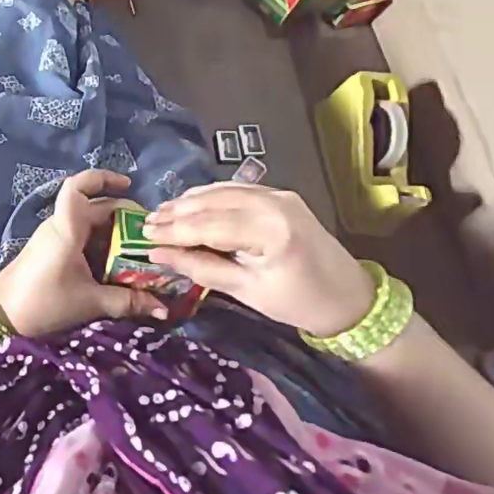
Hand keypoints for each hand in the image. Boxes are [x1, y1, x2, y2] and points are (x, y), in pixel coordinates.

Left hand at [0, 170, 167, 335]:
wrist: (1, 317)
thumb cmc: (43, 302)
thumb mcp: (90, 302)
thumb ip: (127, 302)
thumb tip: (163, 308)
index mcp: (67, 228)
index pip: (79, 186)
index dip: (104, 178)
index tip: (129, 186)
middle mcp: (60, 226)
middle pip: (94, 207)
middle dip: (122, 216)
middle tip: (148, 234)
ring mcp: (53, 238)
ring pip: (88, 224)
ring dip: (113, 233)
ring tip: (138, 251)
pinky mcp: (51, 252)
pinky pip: (80, 238)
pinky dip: (100, 245)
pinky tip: (115, 263)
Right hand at [142, 183, 373, 336]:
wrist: (349, 298)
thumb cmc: (298, 303)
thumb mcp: (246, 291)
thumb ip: (201, 268)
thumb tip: (159, 255)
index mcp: (269, 231)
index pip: (208, 225)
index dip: (173, 229)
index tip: (144, 234)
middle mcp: (275, 203)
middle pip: (213, 202)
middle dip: (177, 212)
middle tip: (146, 222)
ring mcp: (280, 195)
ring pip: (223, 191)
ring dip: (190, 201)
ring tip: (162, 213)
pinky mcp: (282, 195)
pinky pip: (237, 190)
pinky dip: (211, 196)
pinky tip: (191, 204)